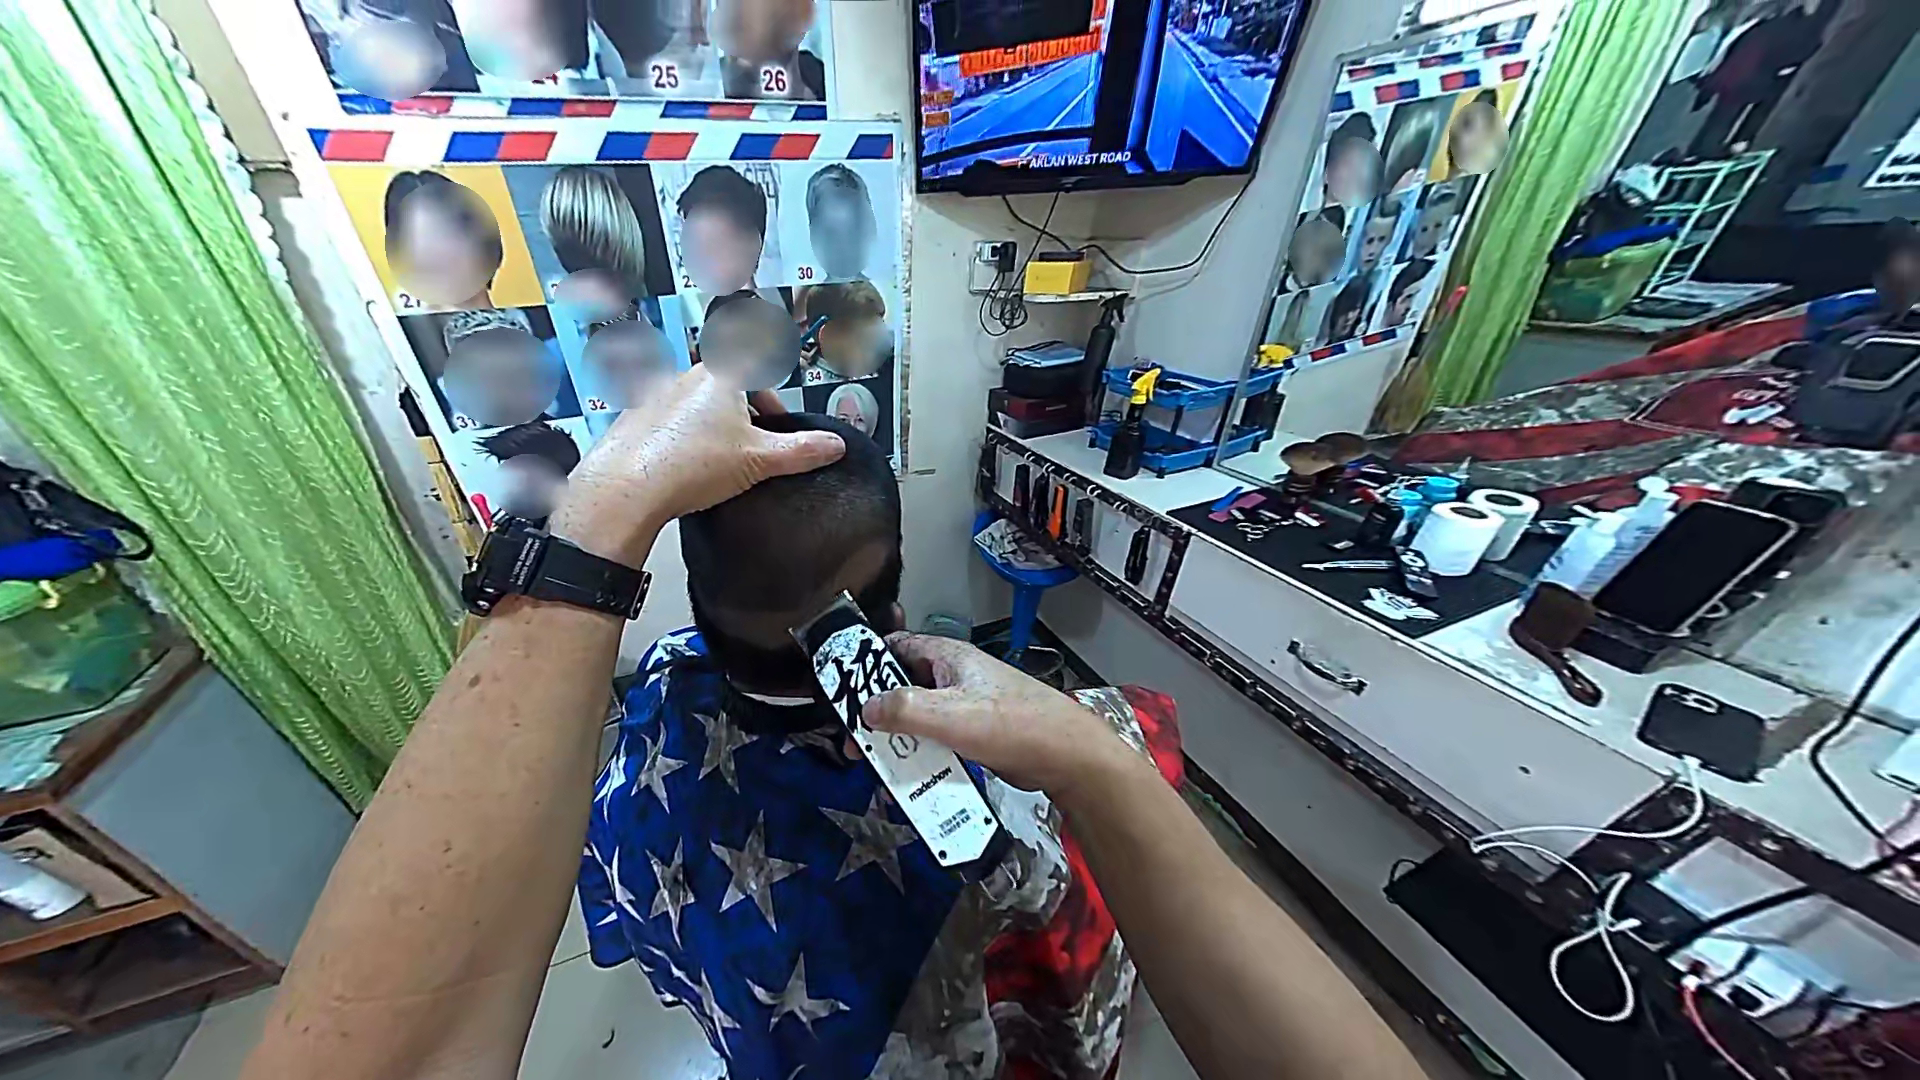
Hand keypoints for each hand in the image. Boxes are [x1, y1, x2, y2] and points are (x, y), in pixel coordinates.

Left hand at [551, 367, 842, 564]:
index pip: (758, 363)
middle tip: (759, 447)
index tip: (779, 421)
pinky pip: (675, 416)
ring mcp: (657, 392)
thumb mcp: (760, 460)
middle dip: (750, 413)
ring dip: (720, 424)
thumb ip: (802, 451)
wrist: (627, 487)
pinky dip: (690, 433)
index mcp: (722, 375)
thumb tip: (837, 444)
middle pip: (730, 384)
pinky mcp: (636, 415)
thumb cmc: (696, 463)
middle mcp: (688, 375)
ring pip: (702, 401)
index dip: (773, 390)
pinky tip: (690, 465)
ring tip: (725, 460)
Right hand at [862, 634, 1134, 795]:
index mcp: (948, 657)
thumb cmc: (1013, 725)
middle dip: (876, 709)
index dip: (865, 663)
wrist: (1067, 756)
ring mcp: (964, 704)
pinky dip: (918, 751)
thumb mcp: (953, 715)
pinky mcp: (974, 732)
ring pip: (917, 714)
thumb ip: (906, 709)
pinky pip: (935, 737)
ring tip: (874, 761)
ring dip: (896, 735)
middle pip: (902, 684)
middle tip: (854, 740)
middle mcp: (953, 675)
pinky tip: (906, 774)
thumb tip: (865, 708)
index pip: (895, 647)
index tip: (839, 691)